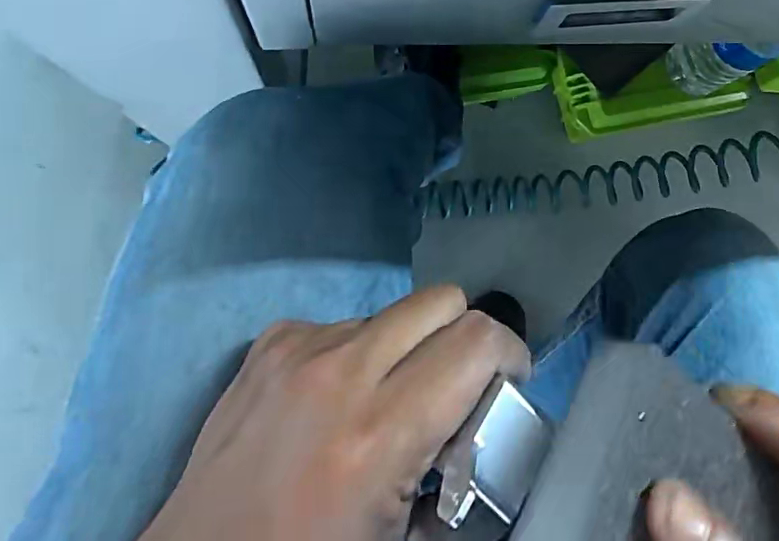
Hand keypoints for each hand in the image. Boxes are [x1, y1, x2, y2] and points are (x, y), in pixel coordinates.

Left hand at [138, 286, 529, 540]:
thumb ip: (459, 477)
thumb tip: (492, 428)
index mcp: (380, 435)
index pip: (476, 340)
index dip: (509, 352)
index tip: (508, 381)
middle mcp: (341, 374)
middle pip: (443, 301)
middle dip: (463, 337)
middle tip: (455, 386)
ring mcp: (299, 350)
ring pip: (394, 311)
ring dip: (408, 346)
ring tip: (385, 400)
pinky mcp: (269, 344)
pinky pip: (343, 320)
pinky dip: (356, 350)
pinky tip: (333, 398)